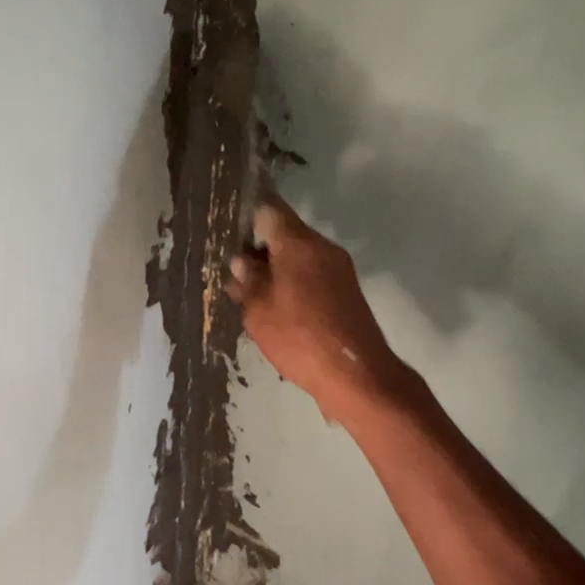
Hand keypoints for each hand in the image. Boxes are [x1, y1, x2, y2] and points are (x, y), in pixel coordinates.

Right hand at [227, 196, 416, 421]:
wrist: (356, 374)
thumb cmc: (299, 337)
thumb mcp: (258, 311)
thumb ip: (248, 280)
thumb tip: (242, 261)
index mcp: (299, 244)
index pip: (270, 210)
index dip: (247, 213)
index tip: (228, 224)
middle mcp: (323, 248)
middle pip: (286, 234)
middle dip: (259, 248)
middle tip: (233, 269)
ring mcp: (338, 269)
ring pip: (299, 256)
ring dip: (275, 268)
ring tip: (250, 293)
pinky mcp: (345, 291)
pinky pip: (311, 275)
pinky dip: (292, 283)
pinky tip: (275, 307)